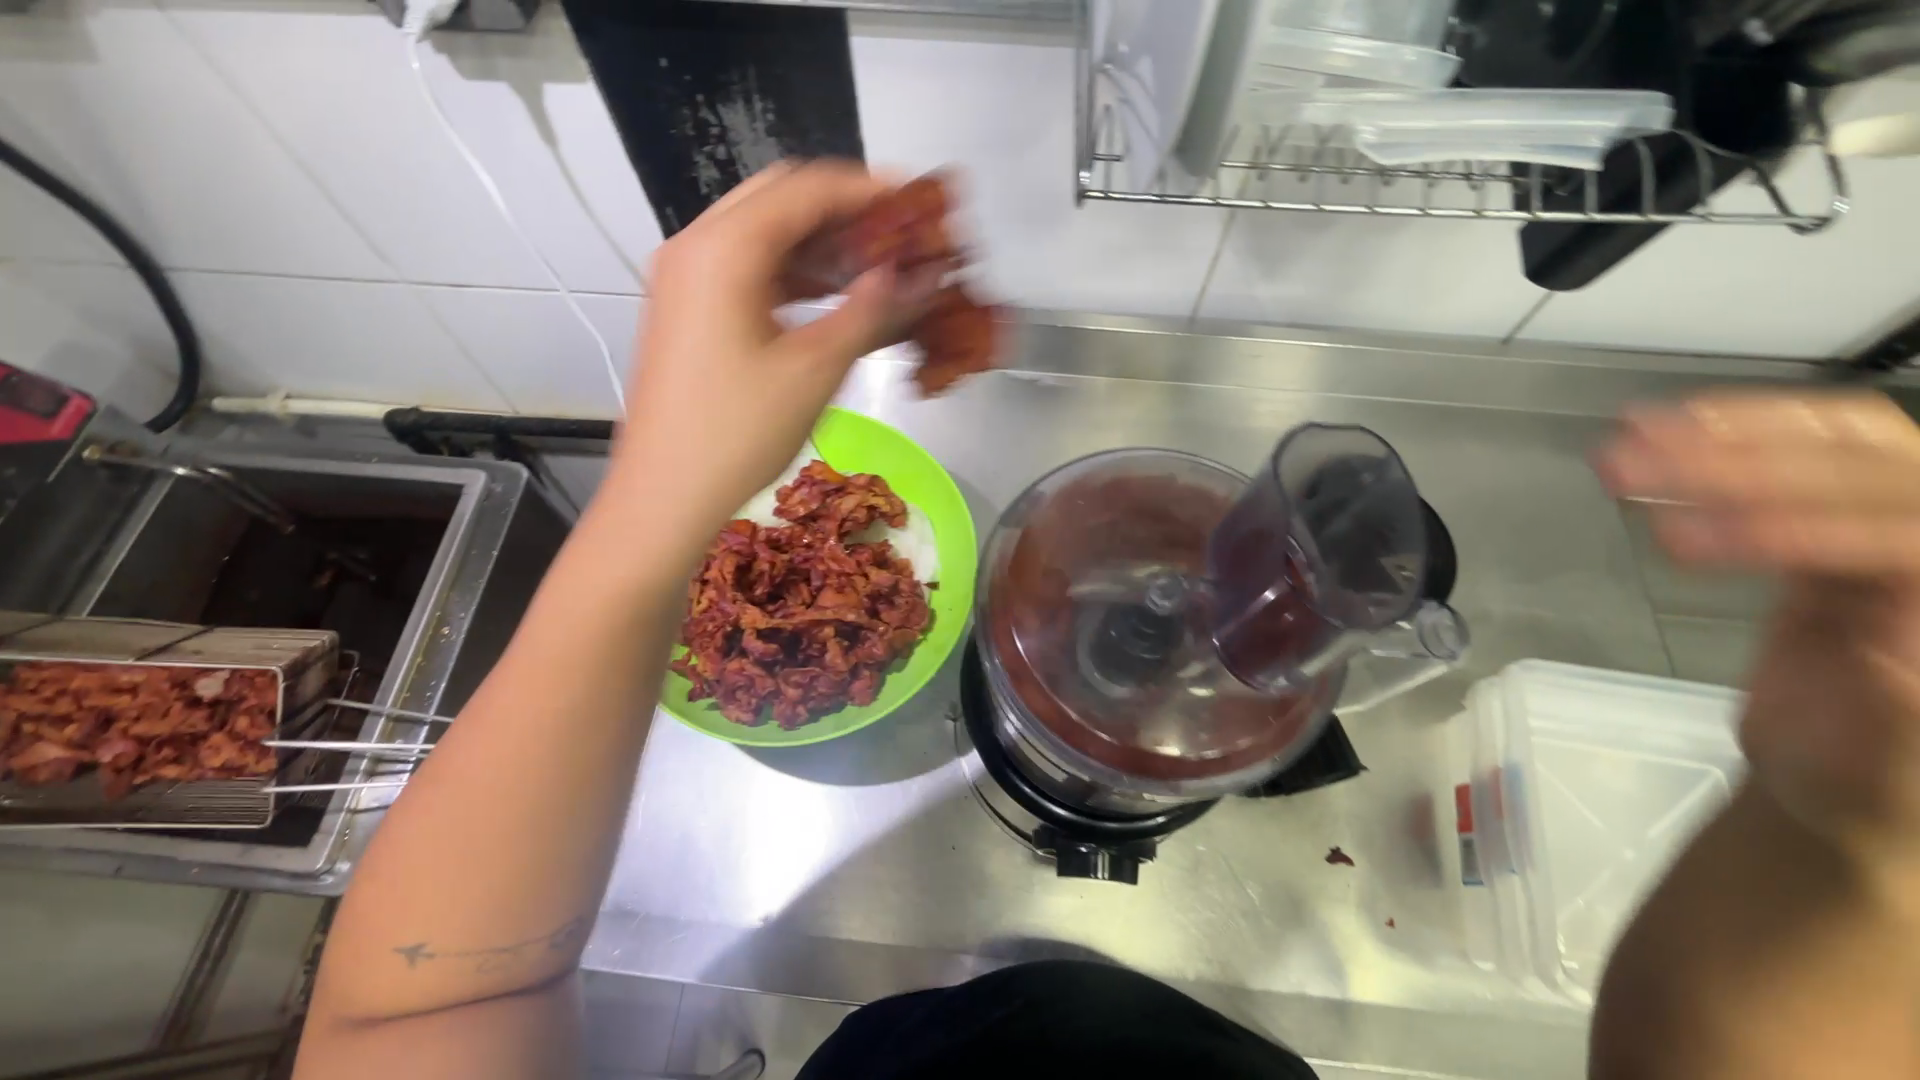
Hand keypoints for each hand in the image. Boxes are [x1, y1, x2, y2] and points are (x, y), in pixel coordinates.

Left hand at [599, 160, 934, 570]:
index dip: (869, 190)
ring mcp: (685, 276)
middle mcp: (696, 245)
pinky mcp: (686, 308)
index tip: (919, 204)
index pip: (807, 189)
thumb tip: (920, 275)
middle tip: (898, 233)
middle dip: (843, 209)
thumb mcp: (816, 369)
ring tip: (876, 264)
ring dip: (819, 240)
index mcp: (724, 249)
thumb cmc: (737, 434)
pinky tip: (833, 294)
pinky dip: (792, 270)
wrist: (664, 496)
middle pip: (780, 198)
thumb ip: (872, 310)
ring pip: (762, 231)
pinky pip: (746, 266)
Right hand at [1597, 392, 1919, 869]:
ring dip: (1724, 439)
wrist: (1846, 778)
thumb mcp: (1876, 771)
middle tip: (1629, 468)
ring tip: (1623, 445)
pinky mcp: (1841, 518)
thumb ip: (1898, 708)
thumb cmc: (1866, 788)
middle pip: (1871, 471)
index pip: (1908, 537)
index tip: (1682, 542)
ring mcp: (1899, 523)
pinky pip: (1798, 456)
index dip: (1800, 529)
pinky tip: (1655, 432)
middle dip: (1744, 467)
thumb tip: (1891, 636)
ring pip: (1833, 445)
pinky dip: (1726, 439)